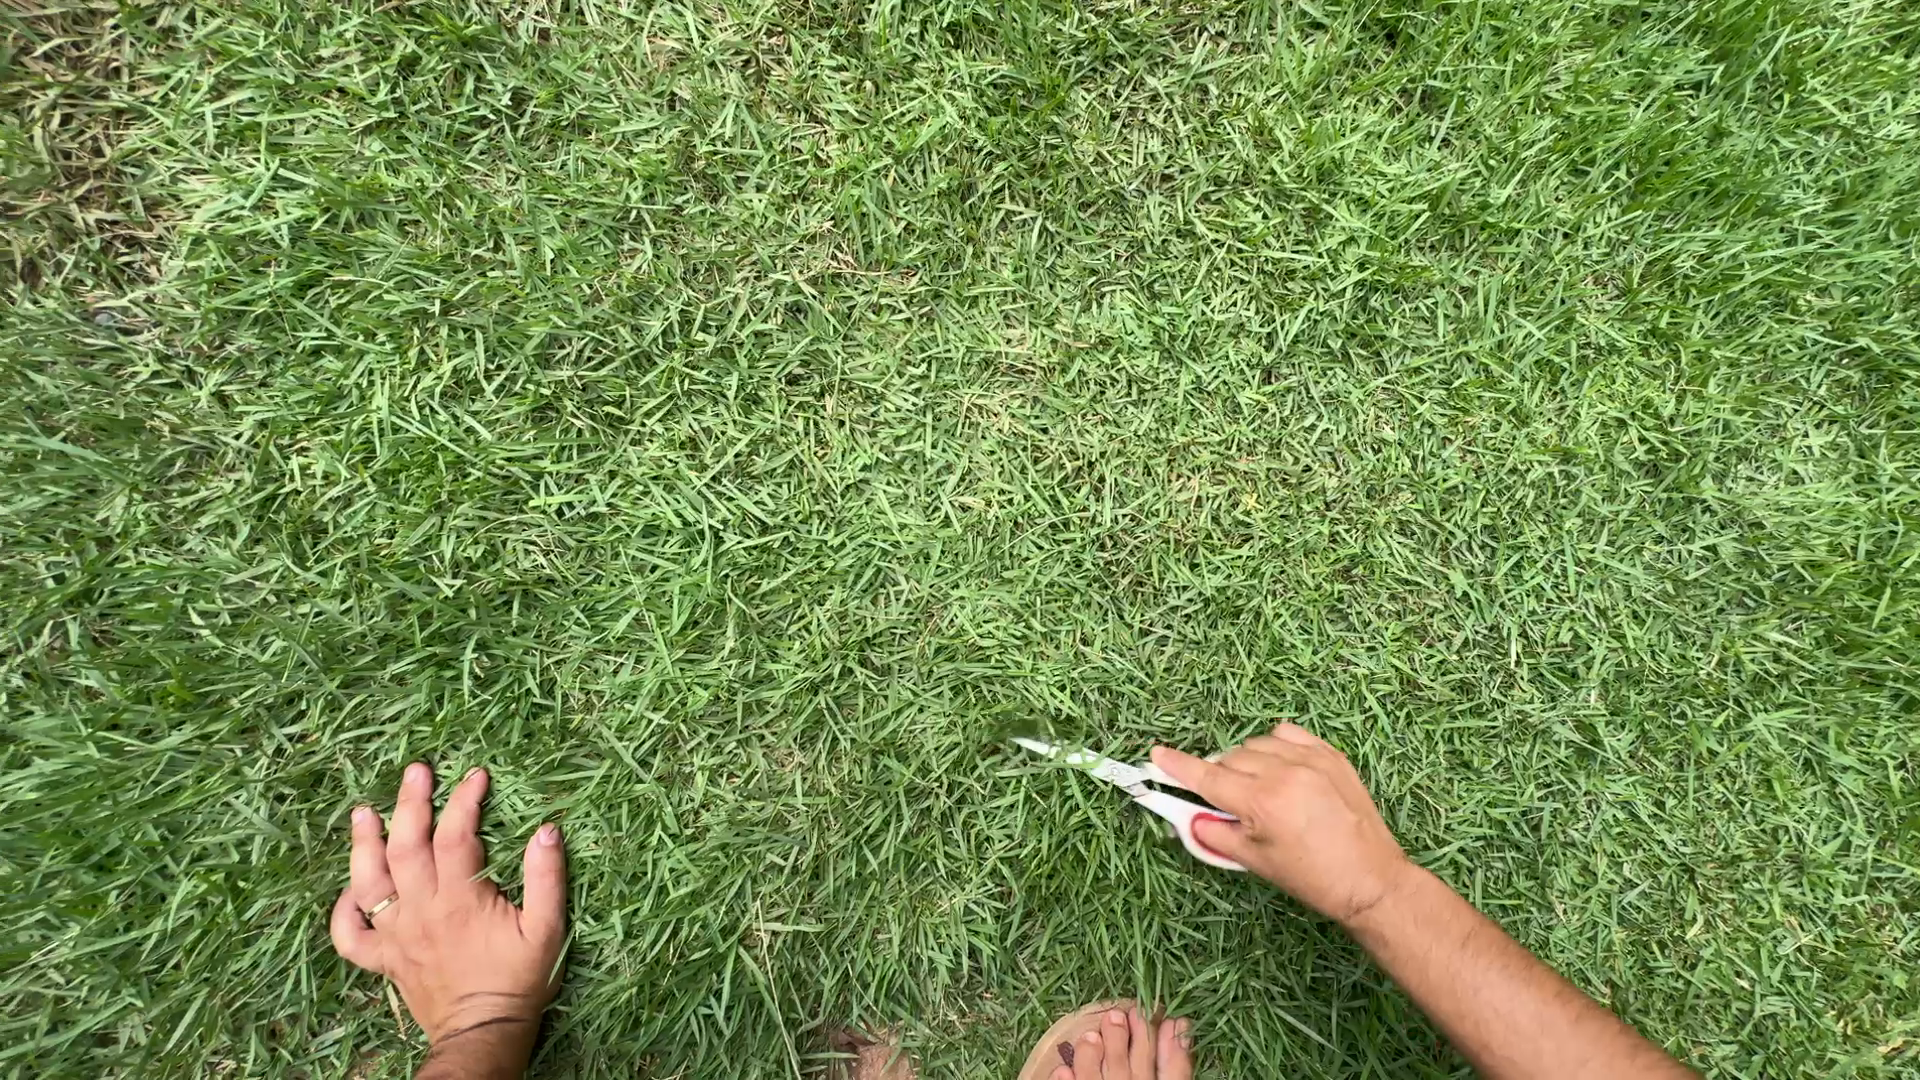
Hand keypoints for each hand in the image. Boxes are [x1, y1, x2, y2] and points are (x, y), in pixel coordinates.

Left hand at [328, 763, 566, 1046]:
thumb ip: (547, 876)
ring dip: (364, 844)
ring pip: (368, 883)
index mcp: (460, 899)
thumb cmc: (522, 976)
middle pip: (405, 848)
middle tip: (415, 771)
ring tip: (363, 811)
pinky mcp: (384, 961)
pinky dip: (344, 908)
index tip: (477, 774)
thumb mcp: (547, 925)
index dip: (464, 800)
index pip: (455, 835)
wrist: (484, 1032)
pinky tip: (350, 887)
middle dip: (409, 804)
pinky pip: (351, 935)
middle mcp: (420, 912)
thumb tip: (546, 830)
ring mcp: (397, 937)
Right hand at [1152, 724, 1410, 924]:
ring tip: (1258, 788)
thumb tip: (1188, 819)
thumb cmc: (1312, 878)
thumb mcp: (1256, 862)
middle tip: (1228, 800)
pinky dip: (1274, 746)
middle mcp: (1283, 774)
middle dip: (1220, 777)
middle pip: (1228, 759)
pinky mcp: (1330, 755)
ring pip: (1254, 745)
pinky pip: (1286, 734)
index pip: (1207, 778)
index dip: (1178, 766)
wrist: (1373, 881)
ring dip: (1246, 761)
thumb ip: (1214, 834)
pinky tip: (1279, 767)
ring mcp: (1309, 760)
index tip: (1157, 754)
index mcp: (1262, 802)